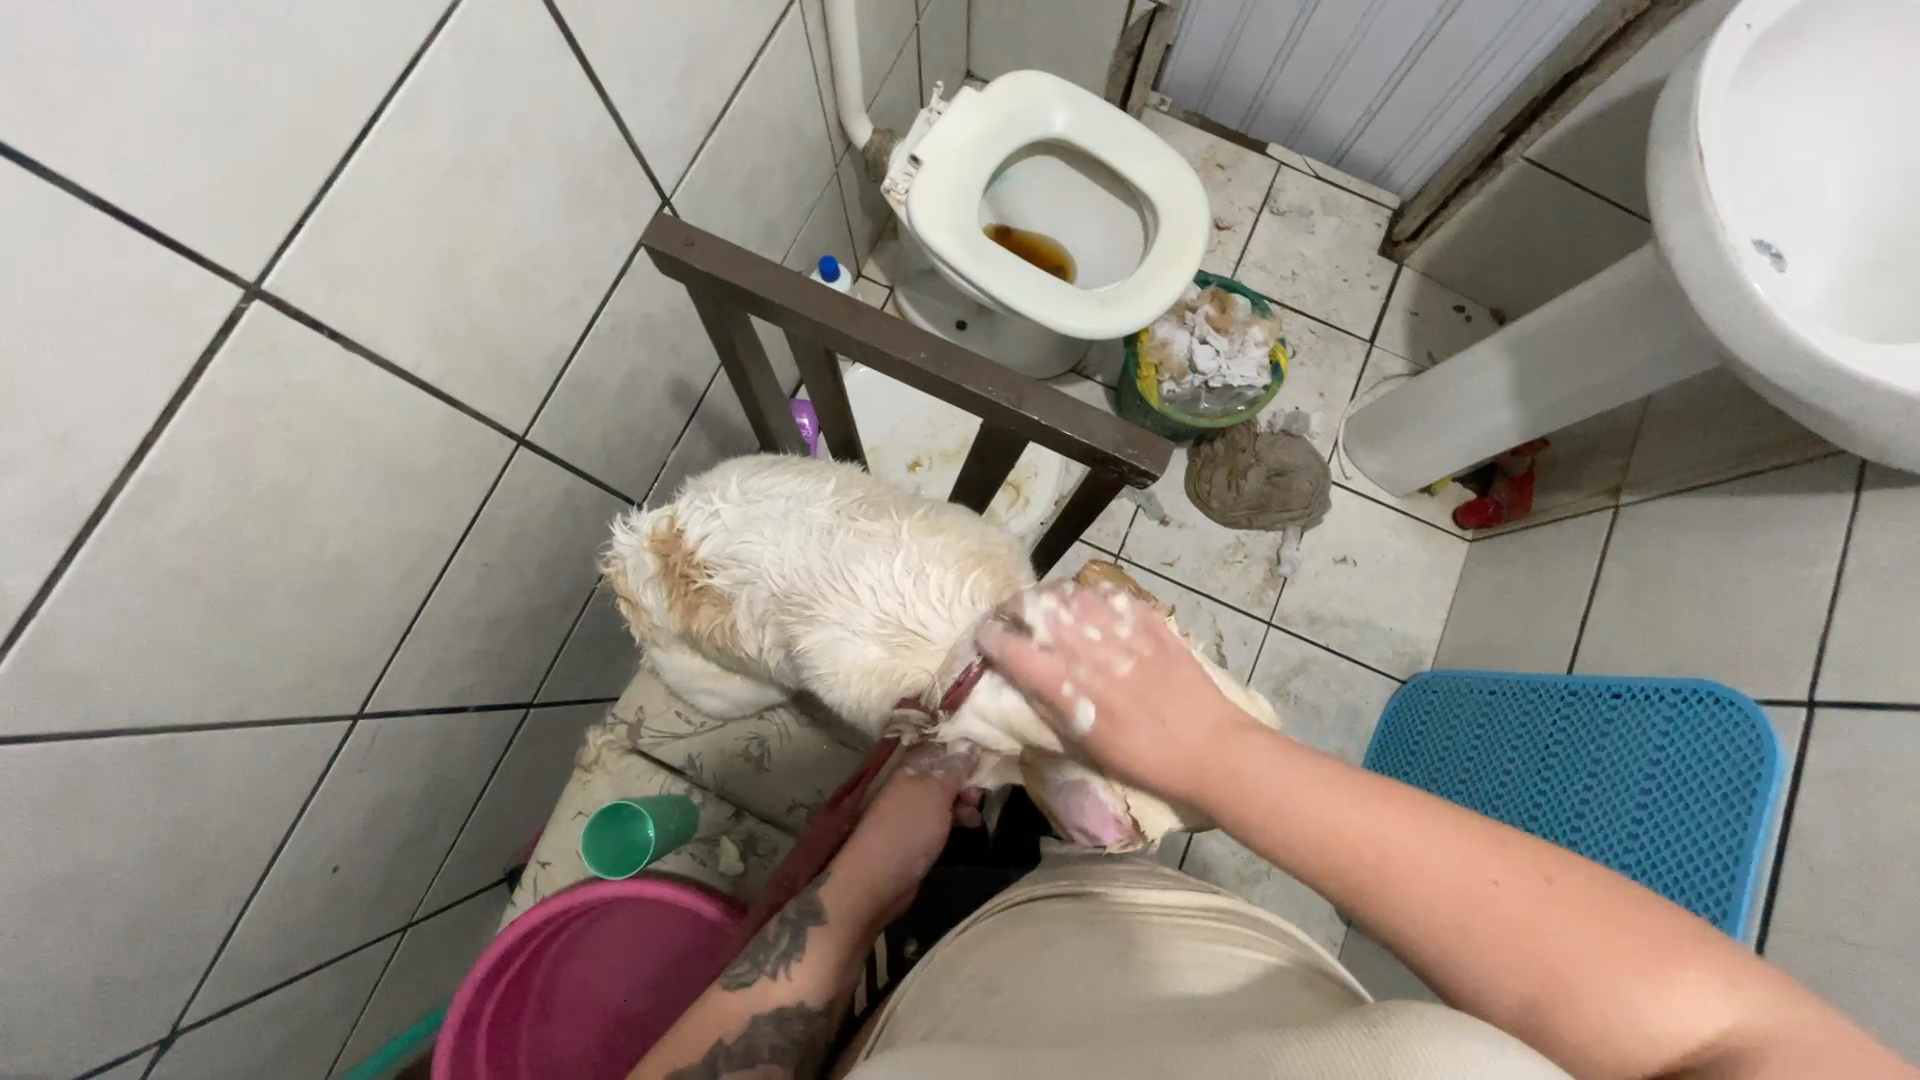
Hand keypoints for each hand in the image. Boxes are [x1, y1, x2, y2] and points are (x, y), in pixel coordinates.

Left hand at [830, 742, 980, 923]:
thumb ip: (954, 768)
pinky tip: (972, 825)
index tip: (987, 751)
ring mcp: (912, 811)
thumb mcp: (936, 793)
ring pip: (945, 796)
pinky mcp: (917, 835)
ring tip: (977, 812)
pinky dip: (958, 818)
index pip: (939, 746)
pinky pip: (942, 818)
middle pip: (944, 771)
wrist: (876, 881)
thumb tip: (969, 744)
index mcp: (910, 768)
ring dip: (964, 800)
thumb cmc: (908, 830)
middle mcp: (910, 785)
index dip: (962, 746)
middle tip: (982, 791)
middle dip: (967, 777)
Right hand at [976, 582, 1268, 806]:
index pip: (1007, 645)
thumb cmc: (1142, 759)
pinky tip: (1093, 612)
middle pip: (1033, 605)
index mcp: (1063, 684)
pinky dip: (1090, 597)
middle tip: (1017, 618)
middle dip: (1016, 608)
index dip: (991, 638)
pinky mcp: (1147, 618)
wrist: (1208, 747)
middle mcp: (1084, 648)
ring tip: (1054, 611)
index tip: (989, 639)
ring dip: (1052, 599)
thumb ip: (1047, 706)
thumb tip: (1022, 678)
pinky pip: (1106, 593)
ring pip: (1068, 591)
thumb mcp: (1082, 744)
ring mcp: (1117, 628)